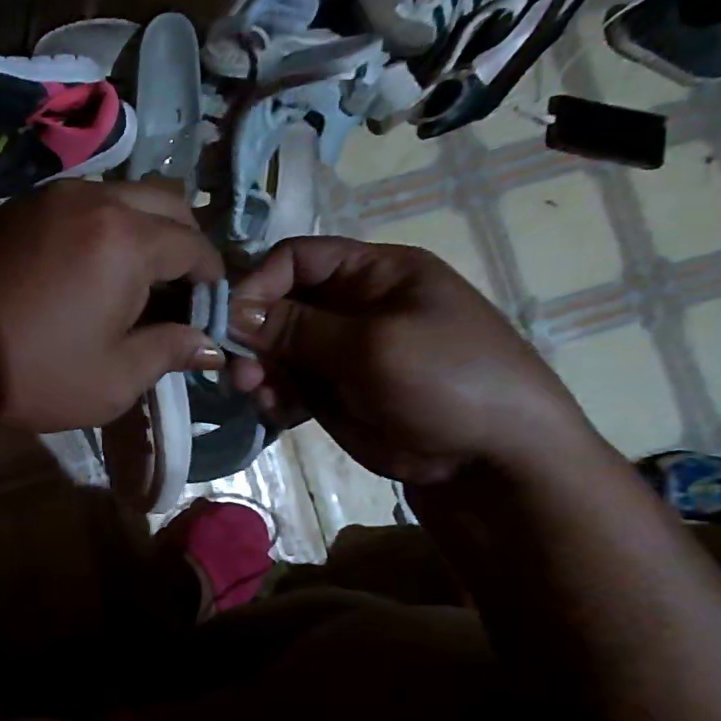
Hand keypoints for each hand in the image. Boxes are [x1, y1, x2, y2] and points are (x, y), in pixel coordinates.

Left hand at [0, 180, 224, 431]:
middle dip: (182, 243)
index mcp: (126, 239)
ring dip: (140, 229)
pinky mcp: (18, 207)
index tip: (203, 310)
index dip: (209, 280)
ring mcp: (50, 196)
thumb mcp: (114, 379)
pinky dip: (99, 225)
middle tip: (171, 291)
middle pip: (166, 203)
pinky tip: (85, 266)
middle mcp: (93, 200)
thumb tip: (208, 342)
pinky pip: (78, 203)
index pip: (194, 246)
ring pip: (121, 195)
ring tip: (128, 278)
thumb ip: (169, 351)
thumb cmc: (34, 373)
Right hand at [227, 237, 595, 484]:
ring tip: (255, 393)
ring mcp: (338, 350)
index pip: (298, 258)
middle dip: (251, 334)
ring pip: (273, 347)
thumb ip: (298, 327)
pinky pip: (283, 382)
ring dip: (256, 368)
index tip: (231, 318)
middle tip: (236, 368)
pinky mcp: (329, 390)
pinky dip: (271, 394)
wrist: (490, 461)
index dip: (260, 282)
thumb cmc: (447, 381)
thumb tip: (232, 311)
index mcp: (375, 274)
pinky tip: (275, 411)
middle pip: (277, 304)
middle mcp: (351, 306)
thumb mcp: (373, 345)